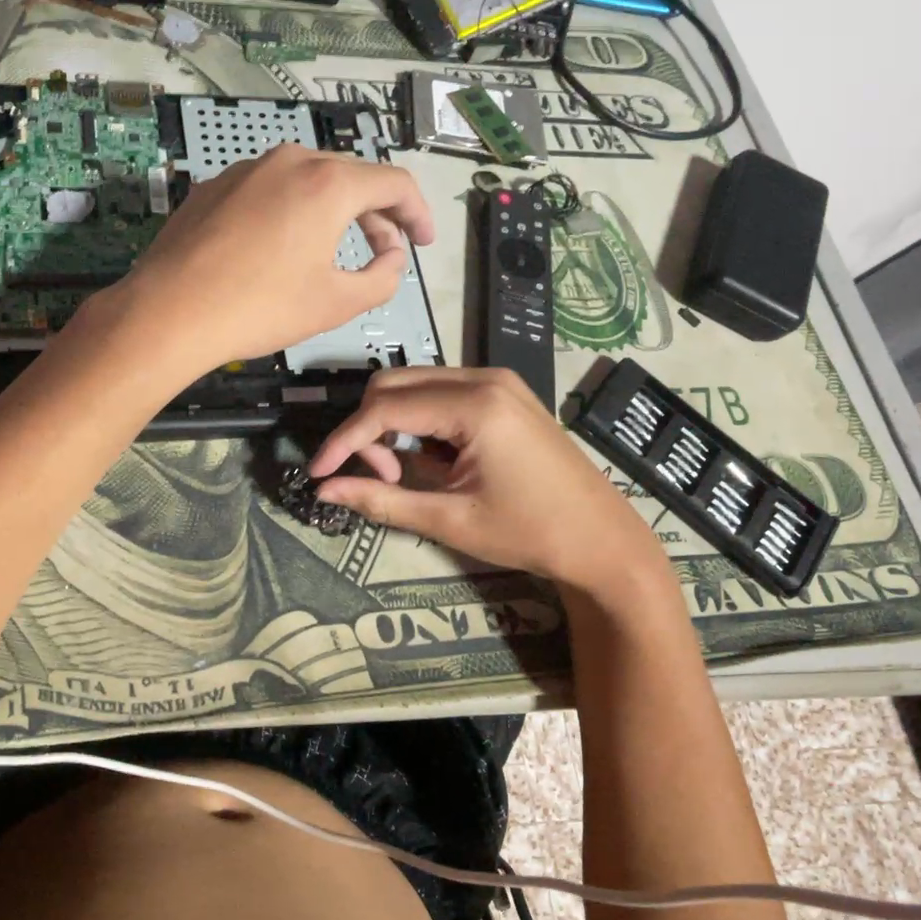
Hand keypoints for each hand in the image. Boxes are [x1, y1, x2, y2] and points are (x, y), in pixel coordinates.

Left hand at [99, 145, 433, 372]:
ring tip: (333, 251)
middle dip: (375, 215)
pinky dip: (289, 213)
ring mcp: (244, 170)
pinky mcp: (212, 188)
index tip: (423, 243)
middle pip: (349, 177)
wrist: (169, 312)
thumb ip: (382, 278)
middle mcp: (288, 161)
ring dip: (331, 212)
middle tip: (384, 253)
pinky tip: (280, 248)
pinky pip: (267, 192)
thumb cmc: (259, 308)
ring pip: (305, 181)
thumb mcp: (334, 303)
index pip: (393, 182)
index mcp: (327, 182)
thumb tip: (392, 259)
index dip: (418, 213)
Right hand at [309, 367, 667, 597]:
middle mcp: (484, 378)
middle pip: (392, 385)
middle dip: (368, 430)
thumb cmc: (530, 534)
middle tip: (380, 479)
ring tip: (403, 475)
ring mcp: (497, 381)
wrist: (603, 540)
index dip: (343, 440)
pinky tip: (429, 461)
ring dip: (391, 425)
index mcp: (475, 405)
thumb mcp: (449, 521)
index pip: (384, 408)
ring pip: (413, 385)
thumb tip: (323, 490)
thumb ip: (380, 500)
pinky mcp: (503, 393)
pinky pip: (439, 392)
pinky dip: (417, 421)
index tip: (317, 472)